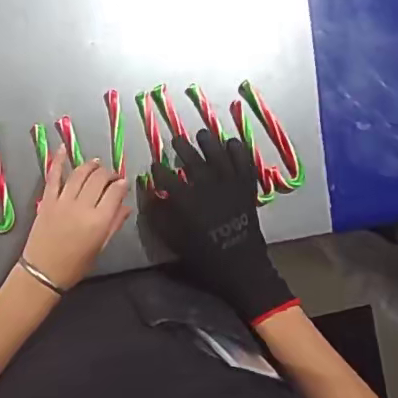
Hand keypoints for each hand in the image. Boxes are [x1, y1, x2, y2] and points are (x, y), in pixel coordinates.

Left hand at [20, 158, 131, 288]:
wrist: (42, 272)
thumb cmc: (75, 265)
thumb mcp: (100, 248)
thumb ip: (113, 224)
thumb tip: (125, 206)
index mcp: (99, 221)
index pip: (115, 192)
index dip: (122, 184)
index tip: (124, 183)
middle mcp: (82, 207)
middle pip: (99, 179)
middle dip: (108, 173)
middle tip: (111, 176)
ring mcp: (63, 201)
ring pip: (80, 174)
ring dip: (90, 165)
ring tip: (96, 163)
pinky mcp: (47, 200)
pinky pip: (53, 176)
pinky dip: (58, 161)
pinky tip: (62, 148)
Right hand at [140, 129, 295, 323]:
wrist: (240, 264)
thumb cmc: (203, 255)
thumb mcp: (173, 240)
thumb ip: (159, 216)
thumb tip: (150, 196)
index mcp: (186, 200)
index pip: (166, 177)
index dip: (159, 169)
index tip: (155, 165)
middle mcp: (207, 185)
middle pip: (192, 159)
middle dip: (182, 147)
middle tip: (176, 140)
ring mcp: (230, 183)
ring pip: (218, 154)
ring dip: (209, 142)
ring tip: (202, 134)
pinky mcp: (247, 186)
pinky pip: (244, 162)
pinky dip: (238, 150)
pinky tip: (231, 143)